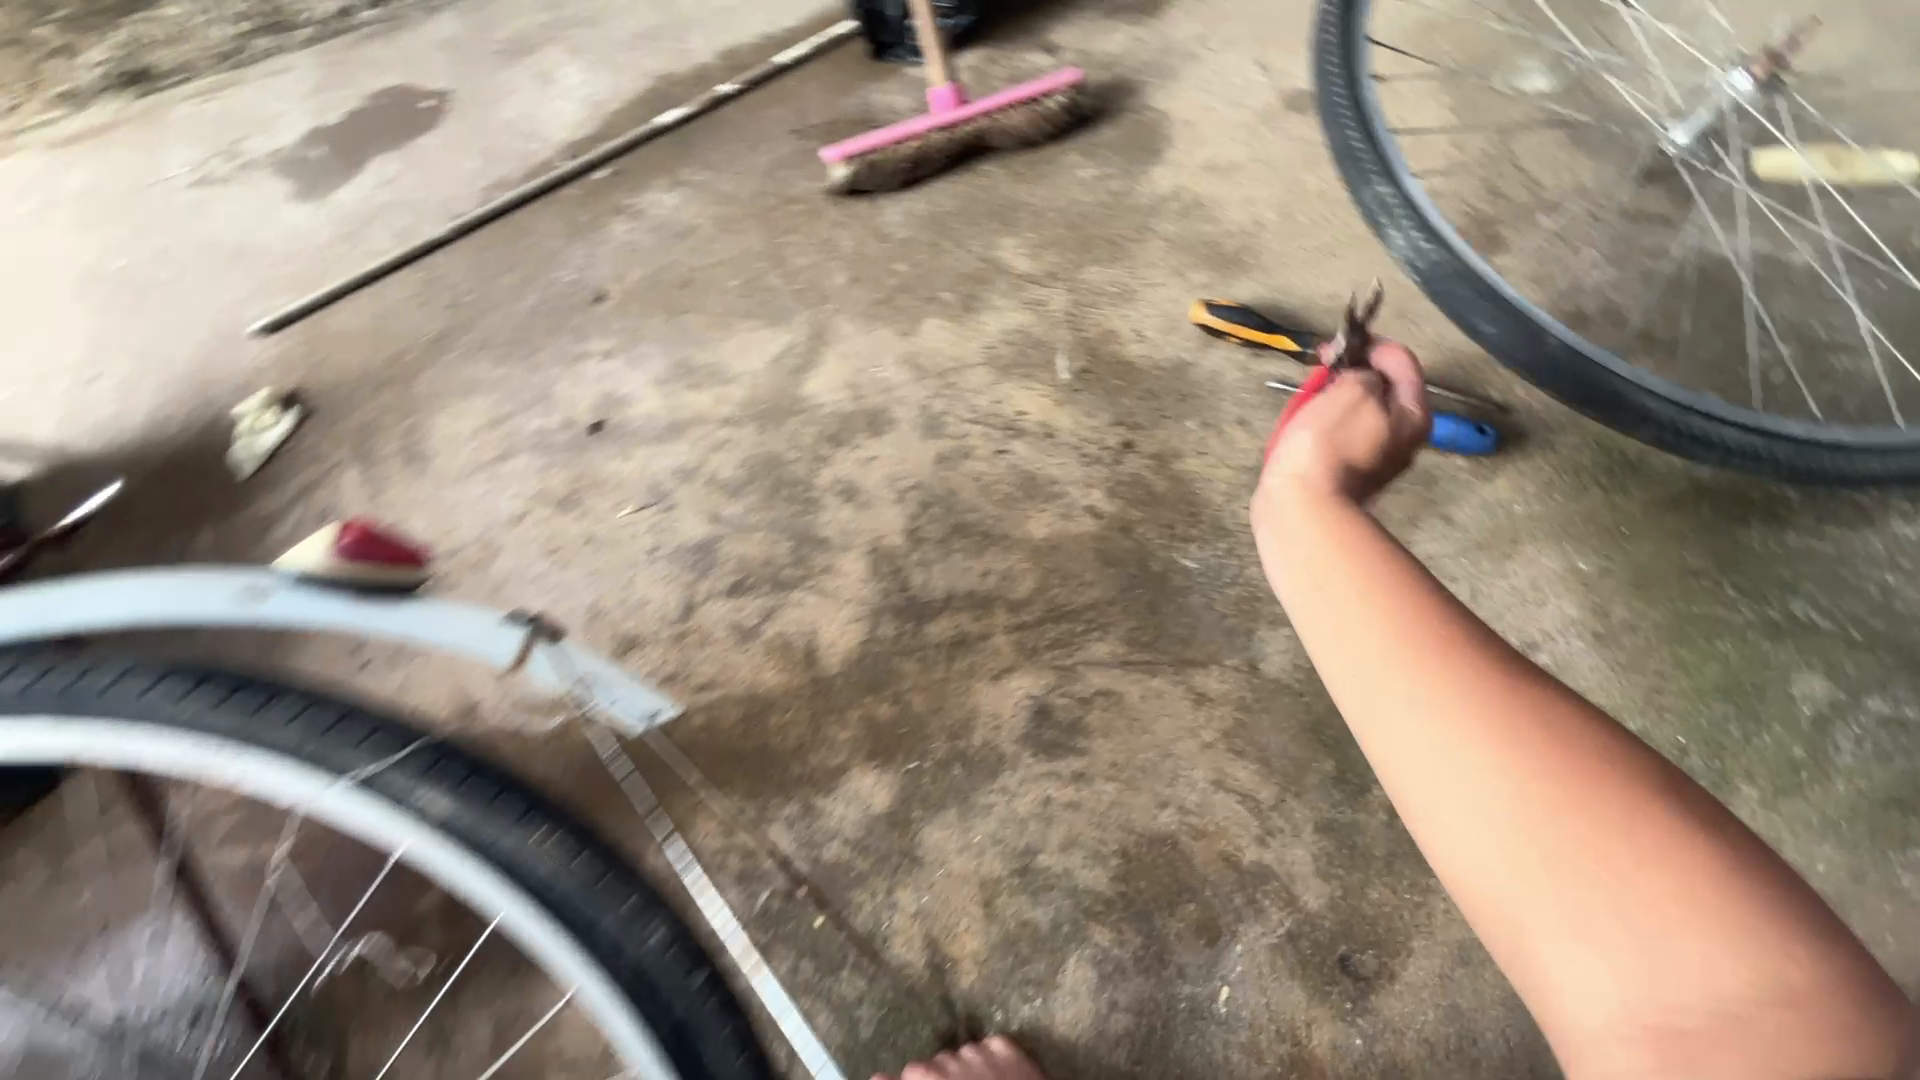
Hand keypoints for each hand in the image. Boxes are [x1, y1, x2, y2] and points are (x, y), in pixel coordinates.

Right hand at [1257, 340, 1430, 506]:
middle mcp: (1401, 437)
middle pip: (1380, 388)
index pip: (1401, 362)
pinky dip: (1323, 422)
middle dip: (1350, 372)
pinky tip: (1303, 424)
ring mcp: (1373, 457)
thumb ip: (1362, 372)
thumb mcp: (1352, 391)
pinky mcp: (1343, 471)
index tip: (1337, 345)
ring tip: (1307, 396)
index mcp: (1413, 415)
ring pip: (1356, 411)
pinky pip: (1338, 434)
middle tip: (1320, 368)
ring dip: (1332, 397)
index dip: (1370, 345)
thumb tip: (1360, 378)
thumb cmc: (1327, 444)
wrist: (1301, 504)